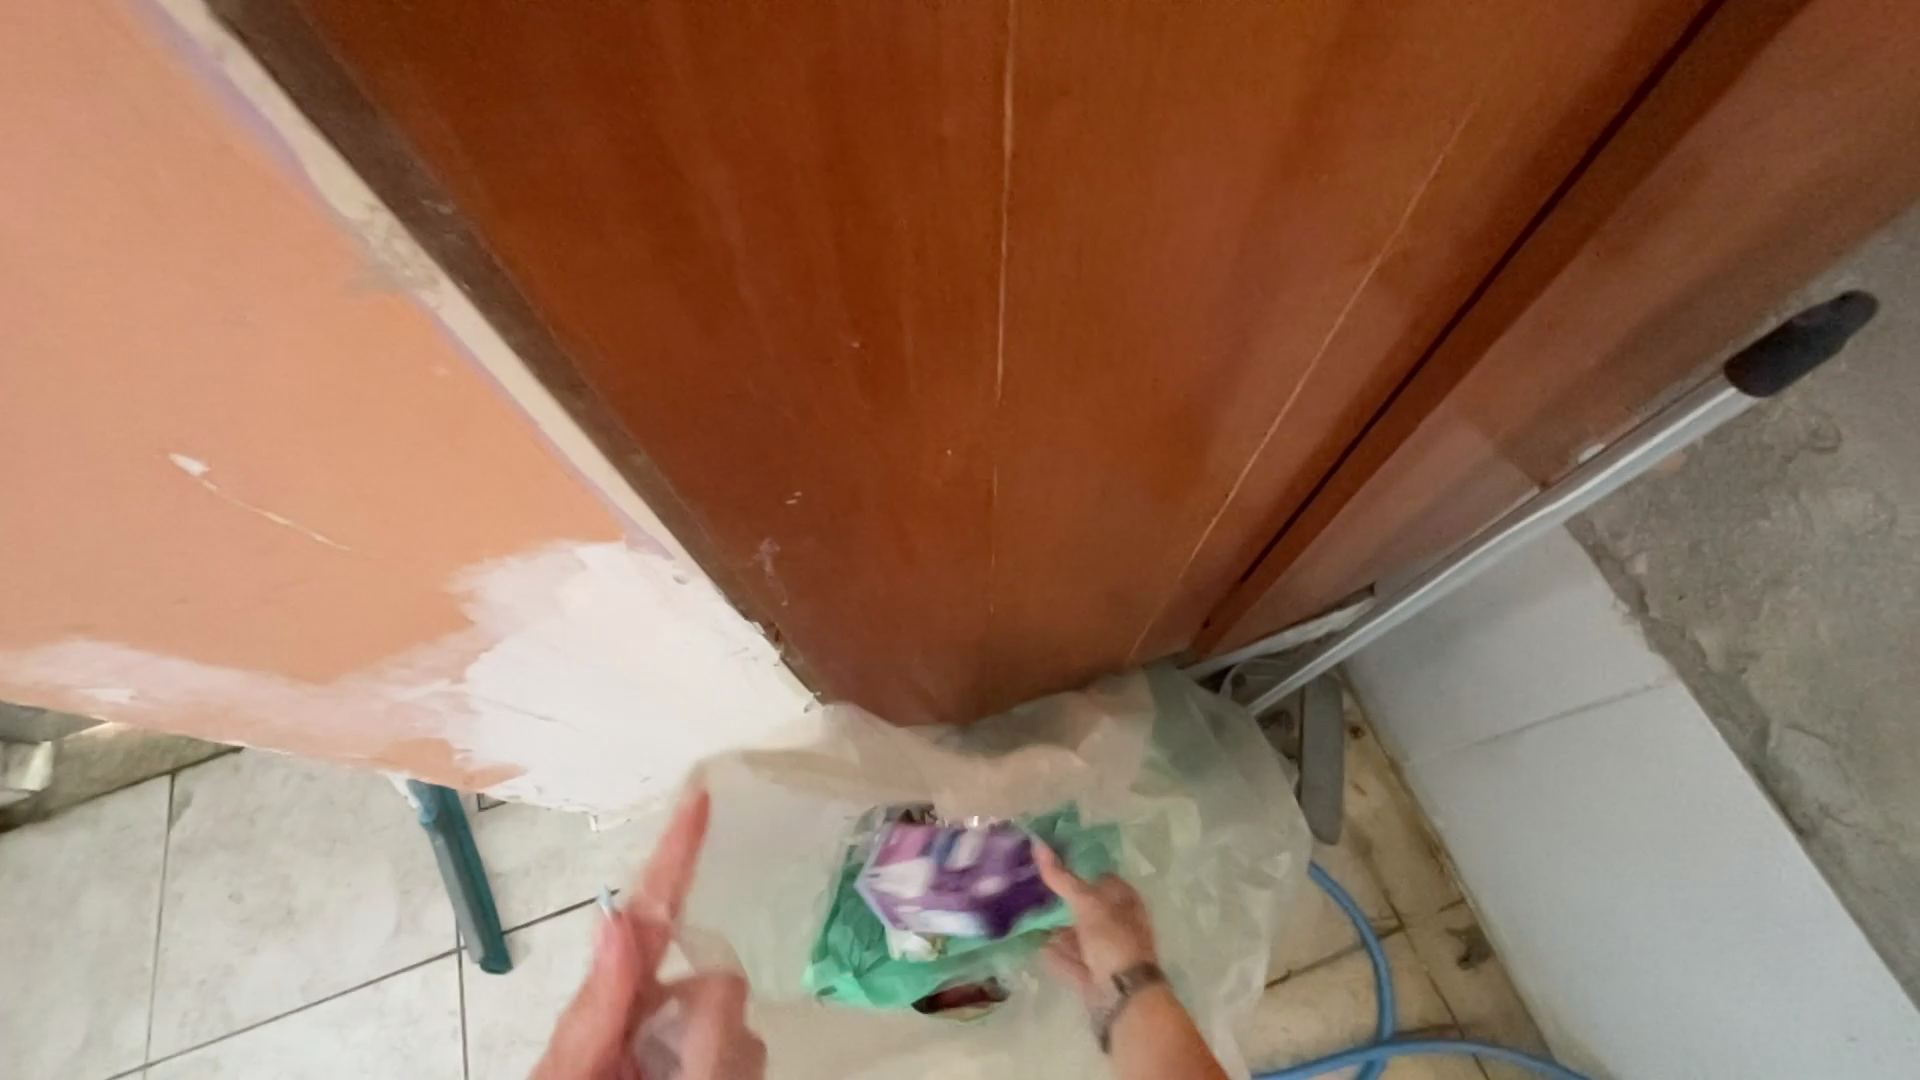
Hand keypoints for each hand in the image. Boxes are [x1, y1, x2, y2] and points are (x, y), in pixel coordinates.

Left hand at [532, 787, 766, 1079]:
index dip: (677, 851)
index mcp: (618, 997)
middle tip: (673, 1076)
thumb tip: (615, 916)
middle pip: (719, 982)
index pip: (654, 912)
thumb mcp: (570, 1075)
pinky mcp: (725, 1066)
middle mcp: (664, 1011)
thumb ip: (599, 1007)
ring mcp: (698, 1047)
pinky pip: (751, 1058)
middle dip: (707, 1033)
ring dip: (715, 1068)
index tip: (699, 793)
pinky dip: (726, 1073)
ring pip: (743, 1031)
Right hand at [1033, 843, 1157, 1003]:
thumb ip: (1062, 877)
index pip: (1101, 877)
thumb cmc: (1112, 939)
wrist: (1125, 998)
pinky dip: (1055, 953)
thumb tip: (1037, 843)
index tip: (1049, 863)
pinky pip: (1071, 959)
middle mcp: (1118, 924)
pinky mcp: (1094, 975)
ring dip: (1056, 929)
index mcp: (1125, 900)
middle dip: (1062, 902)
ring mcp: (1107, 951)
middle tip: (1032, 889)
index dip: (1078, 869)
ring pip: (1078, 935)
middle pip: (1087, 907)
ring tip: (1028, 916)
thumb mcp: (1086, 902)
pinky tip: (1035, 945)